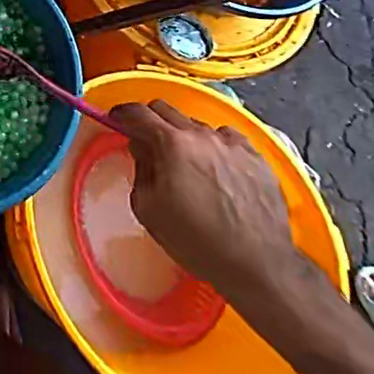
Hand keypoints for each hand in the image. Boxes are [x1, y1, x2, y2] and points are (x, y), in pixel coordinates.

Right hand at [110, 100, 298, 293]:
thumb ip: (140, 171)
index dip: (123, 114)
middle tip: (148, 142)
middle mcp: (201, 134)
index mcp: (172, 144)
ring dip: (185, 137)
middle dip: (151, 120)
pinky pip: (226, 139)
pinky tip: (219, 172)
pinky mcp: (254, 153)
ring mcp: (230, 141)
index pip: (139, 113)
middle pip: (166, 110)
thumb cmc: (198, 243)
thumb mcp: (150, 212)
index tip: (116, 119)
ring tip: (189, 167)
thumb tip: (141, 149)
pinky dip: (215, 147)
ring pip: (196, 125)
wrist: (257, 263)